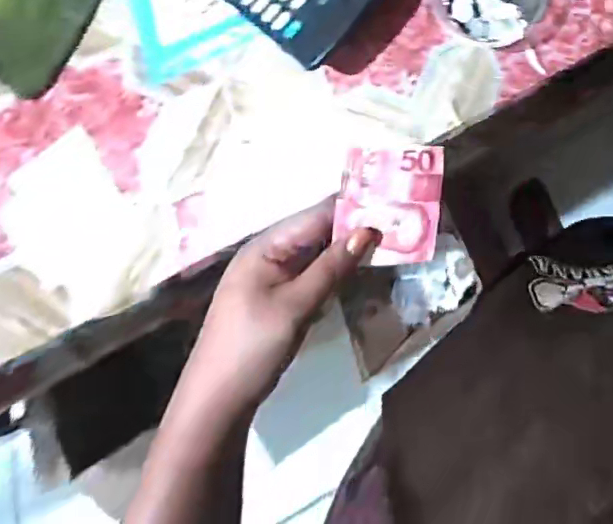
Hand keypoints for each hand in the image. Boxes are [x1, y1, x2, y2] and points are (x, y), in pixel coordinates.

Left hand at [179, 199, 378, 416]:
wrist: (213, 408)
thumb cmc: (251, 349)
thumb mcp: (296, 305)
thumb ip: (333, 266)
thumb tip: (370, 229)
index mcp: (265, 247)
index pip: (318, 214)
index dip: (355, 208)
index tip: (393, 204)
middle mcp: (269, 254)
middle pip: (320, 230)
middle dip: (356, 227)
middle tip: (399, 224)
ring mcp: (273, 276)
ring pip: (320, 252)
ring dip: (350, 249)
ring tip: (391, 242)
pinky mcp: (280, 297)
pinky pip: (315, 272)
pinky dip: (338, 270)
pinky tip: (364, 268)